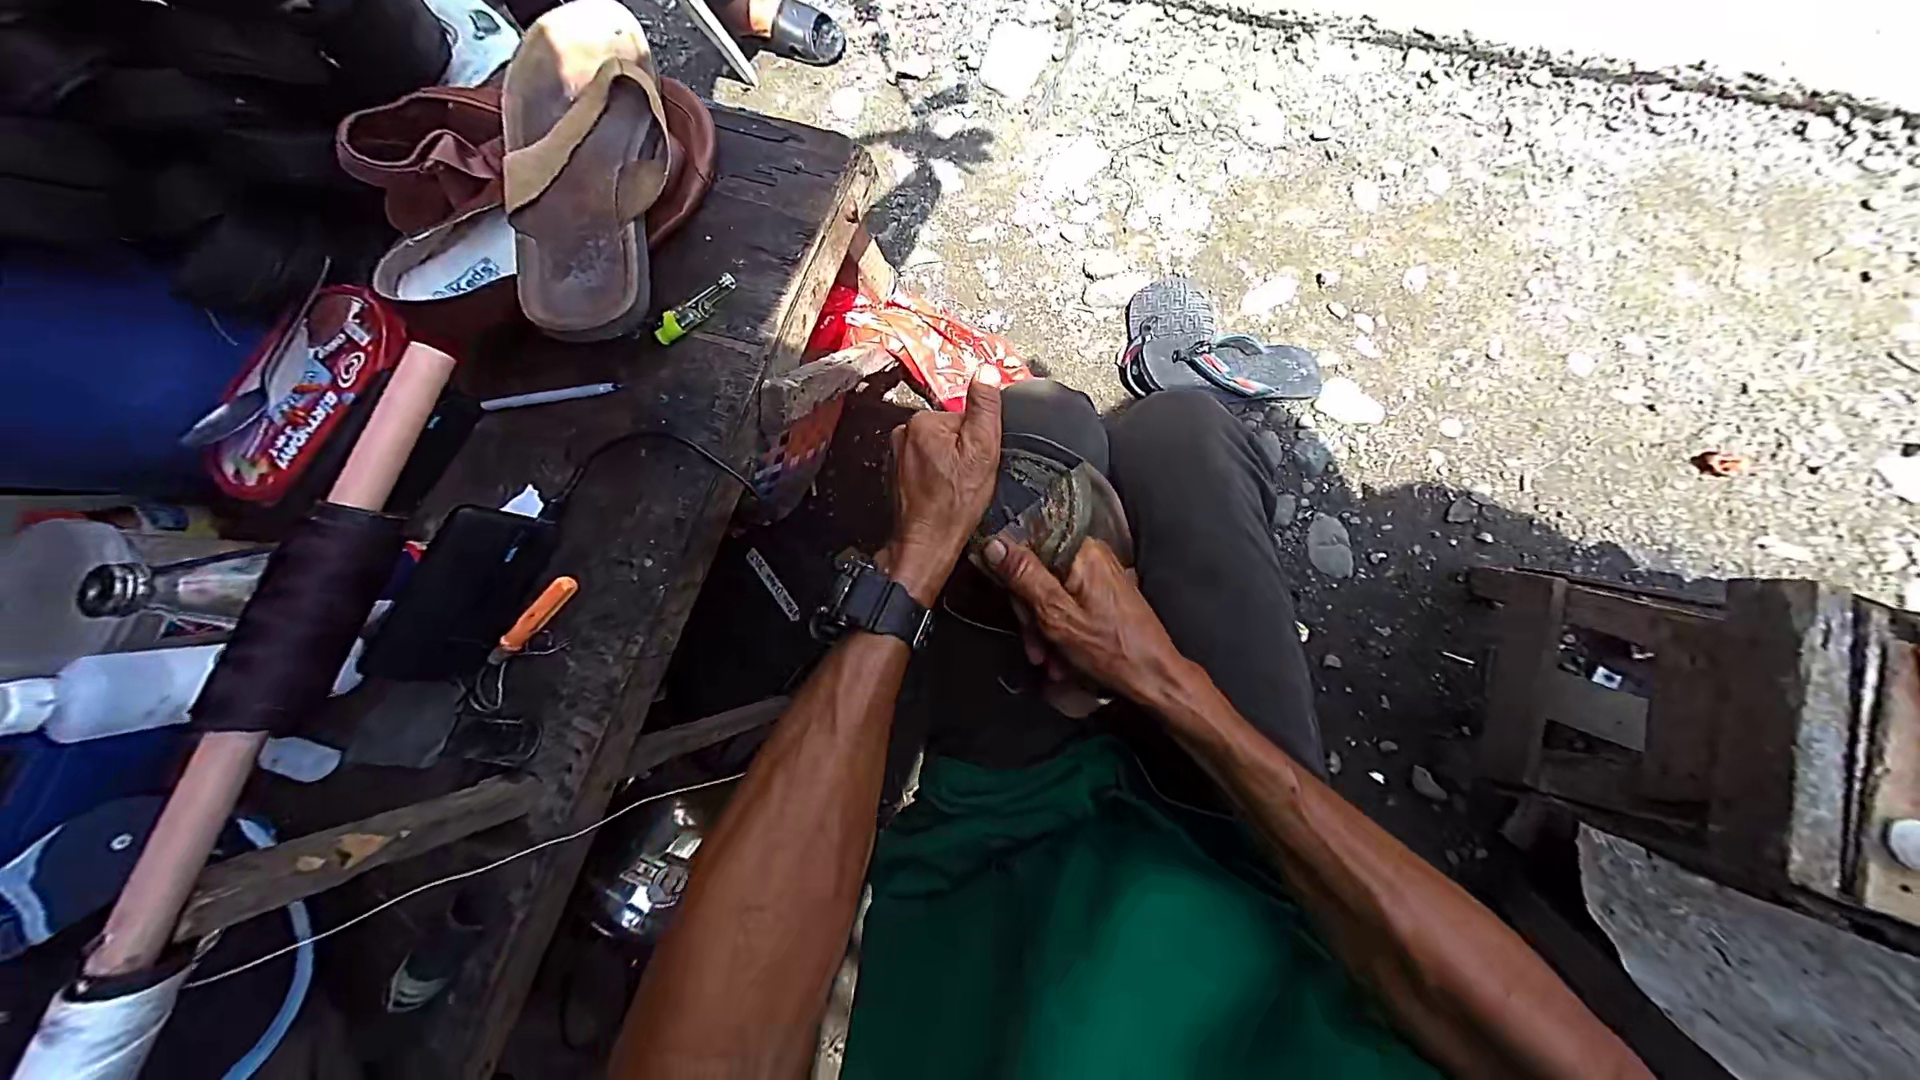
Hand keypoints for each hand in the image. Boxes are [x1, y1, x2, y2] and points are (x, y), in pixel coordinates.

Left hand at [878, 372, 1002, 604]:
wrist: (927, 543)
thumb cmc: (953, 505)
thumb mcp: (982, 451)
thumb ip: (985, 408)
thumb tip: (986, 373)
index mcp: (922, 421)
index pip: (963, 418)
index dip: (978, 440)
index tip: (978, 462)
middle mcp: (904, 434)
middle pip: (951, 432)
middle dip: (964, 453)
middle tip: (969, 478)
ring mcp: (899, 456)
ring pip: (940, 451)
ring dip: (951, 467)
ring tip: (956, 489)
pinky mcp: (899, 475)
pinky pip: (928, 467)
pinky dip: (939, 478)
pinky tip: (945, 495)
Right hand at [984, 537, 1191, 706]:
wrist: (1153, 676)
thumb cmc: (1111, 649)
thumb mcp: (1055, 614)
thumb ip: (1023, 577)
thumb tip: (994, 545)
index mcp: (1081, 552)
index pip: (1027, 545)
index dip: (1011, 577)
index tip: (1010, 606)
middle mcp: (1091, 555)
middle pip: (1037, 572)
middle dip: (1030, 614)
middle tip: (1034, 646)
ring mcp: (1098, 574)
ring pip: (1050, 592)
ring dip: (1043, 629)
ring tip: (1049, 659)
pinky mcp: (1102, 593)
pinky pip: (1067, 603)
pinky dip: (1060, 629)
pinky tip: (1061, 657)